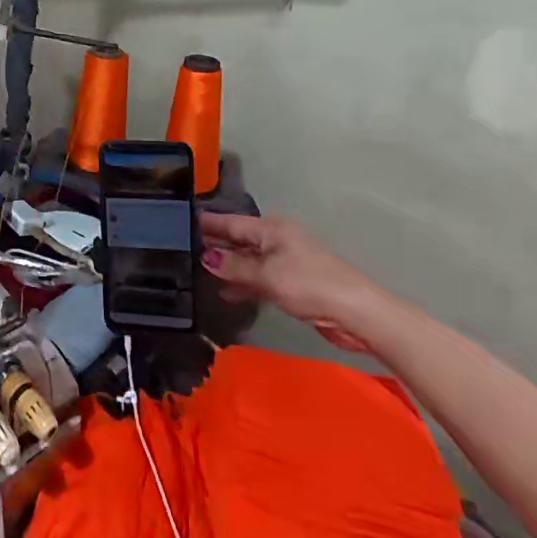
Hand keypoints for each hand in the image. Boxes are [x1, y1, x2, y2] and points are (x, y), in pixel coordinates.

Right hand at [199, 212, 389, 353]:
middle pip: (237, 240)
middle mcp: (276, 240)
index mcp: (271, 229)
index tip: (177, 223)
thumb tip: (206, 258)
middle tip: (181, 250)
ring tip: (198, 274)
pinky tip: (226, 293)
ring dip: (228, 268)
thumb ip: (233, 266)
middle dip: (213, 246)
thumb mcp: (266, 275)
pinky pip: (259, 277)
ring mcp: (285, 262)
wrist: (360, 315)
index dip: (205, 223)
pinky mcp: (293, 283)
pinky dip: (243, 283)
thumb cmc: (310, 285)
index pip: (228, 222)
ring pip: (247, 260)